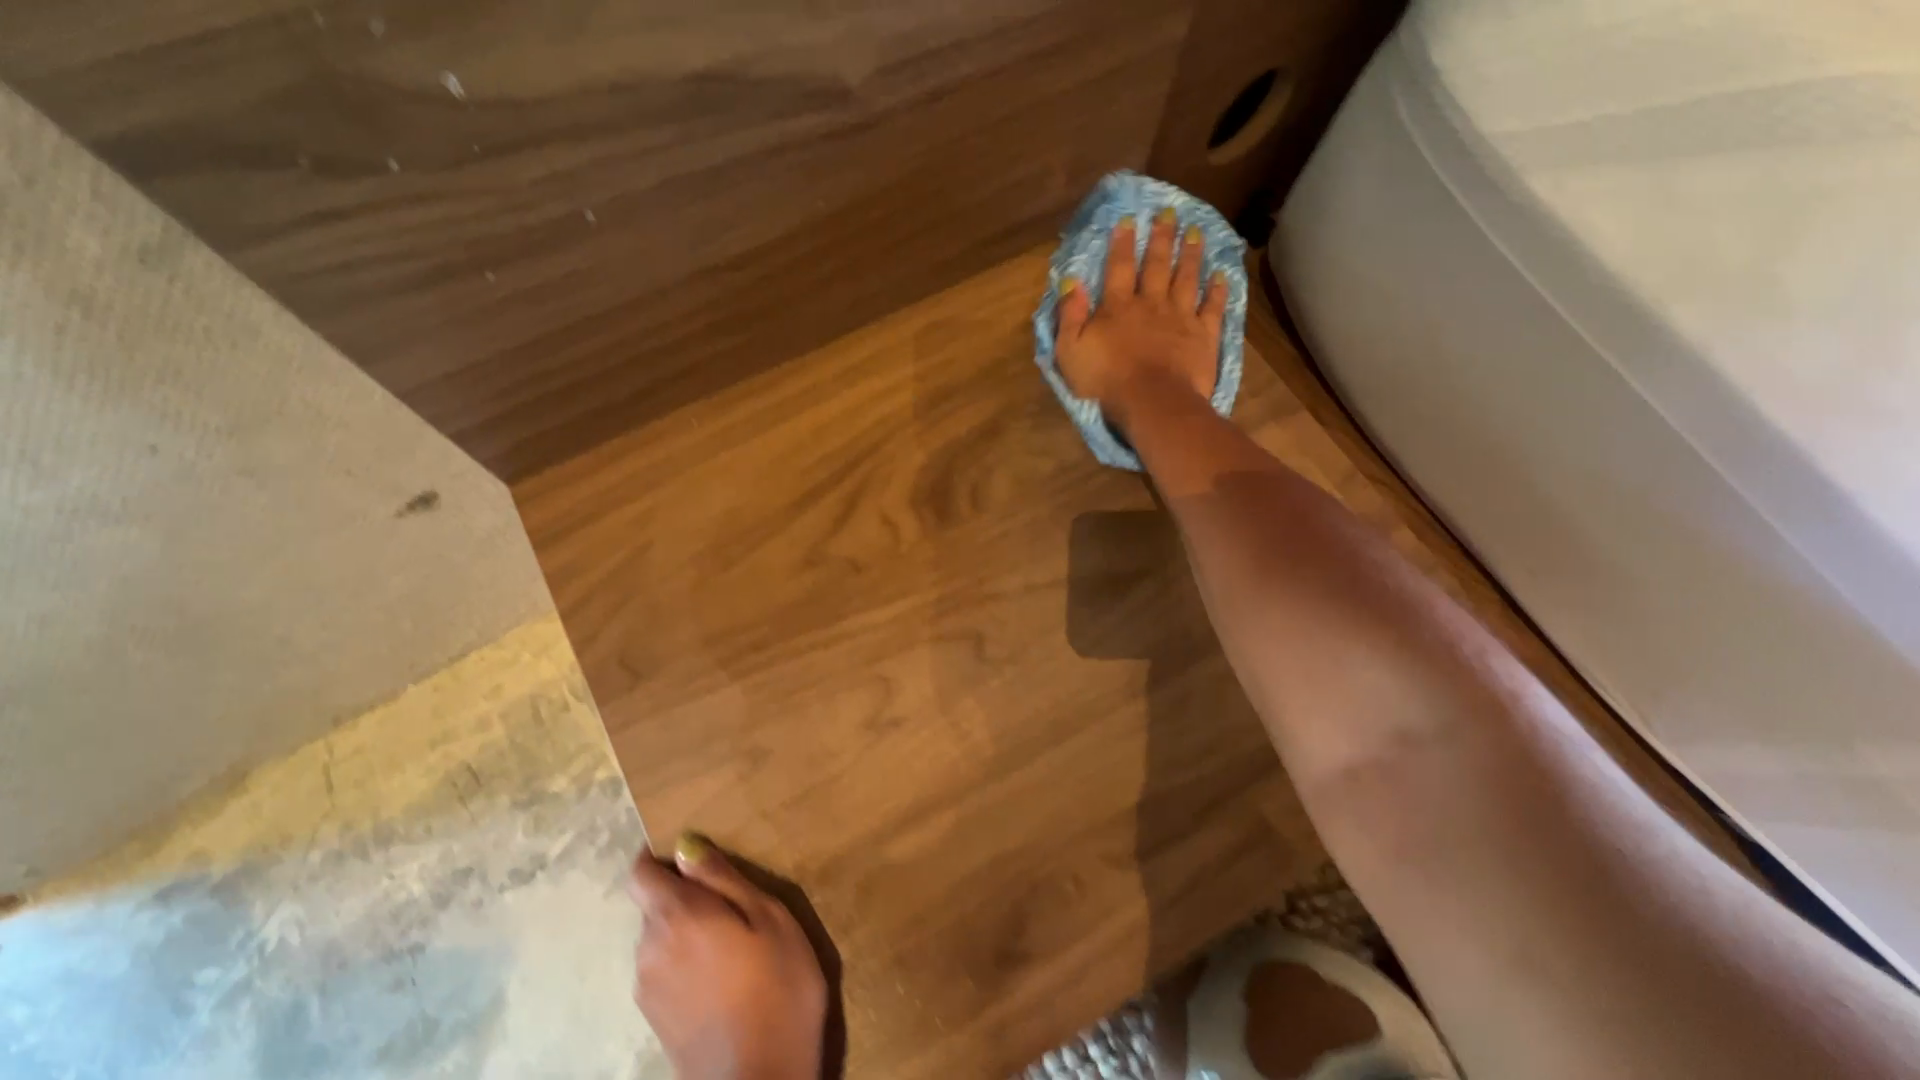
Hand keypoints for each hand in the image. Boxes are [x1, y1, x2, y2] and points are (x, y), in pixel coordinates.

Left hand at [629, 833, 826, 1079]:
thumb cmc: (777, 989)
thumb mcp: (770, 919)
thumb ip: (724, 879)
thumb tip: (687, 846)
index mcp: (675, 915)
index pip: (639, 873)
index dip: (660, 860)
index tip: (695, 863)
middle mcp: (649, 947)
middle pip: (654, 907)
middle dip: (685, 900)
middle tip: (734, 911)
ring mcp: (647, 988)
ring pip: (660, 942)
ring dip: (687, 936)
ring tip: (734, 951)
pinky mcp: (654, 1020)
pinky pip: (665, 973)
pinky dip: (686, 967)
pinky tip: (723, 985)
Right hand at [1055, 208, 1229, 432]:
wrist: (1152, 402)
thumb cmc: (1105, 381)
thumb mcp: (1070, 351)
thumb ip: (1070, 315)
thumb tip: (1070, 282)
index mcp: (1117, 307)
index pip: (1118, 268)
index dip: (1122, 243)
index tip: (1130, 219)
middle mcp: (1151, 303)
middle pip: (1156, 265)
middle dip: (1162, 237)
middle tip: (1170, 213)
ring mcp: (1180, 317)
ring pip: (1186, 278)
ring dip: (1191, 254)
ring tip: (1196, 232)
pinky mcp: (1204, 335)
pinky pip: (1212, 307)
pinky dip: (1218, 290)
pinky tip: (1223, 274)